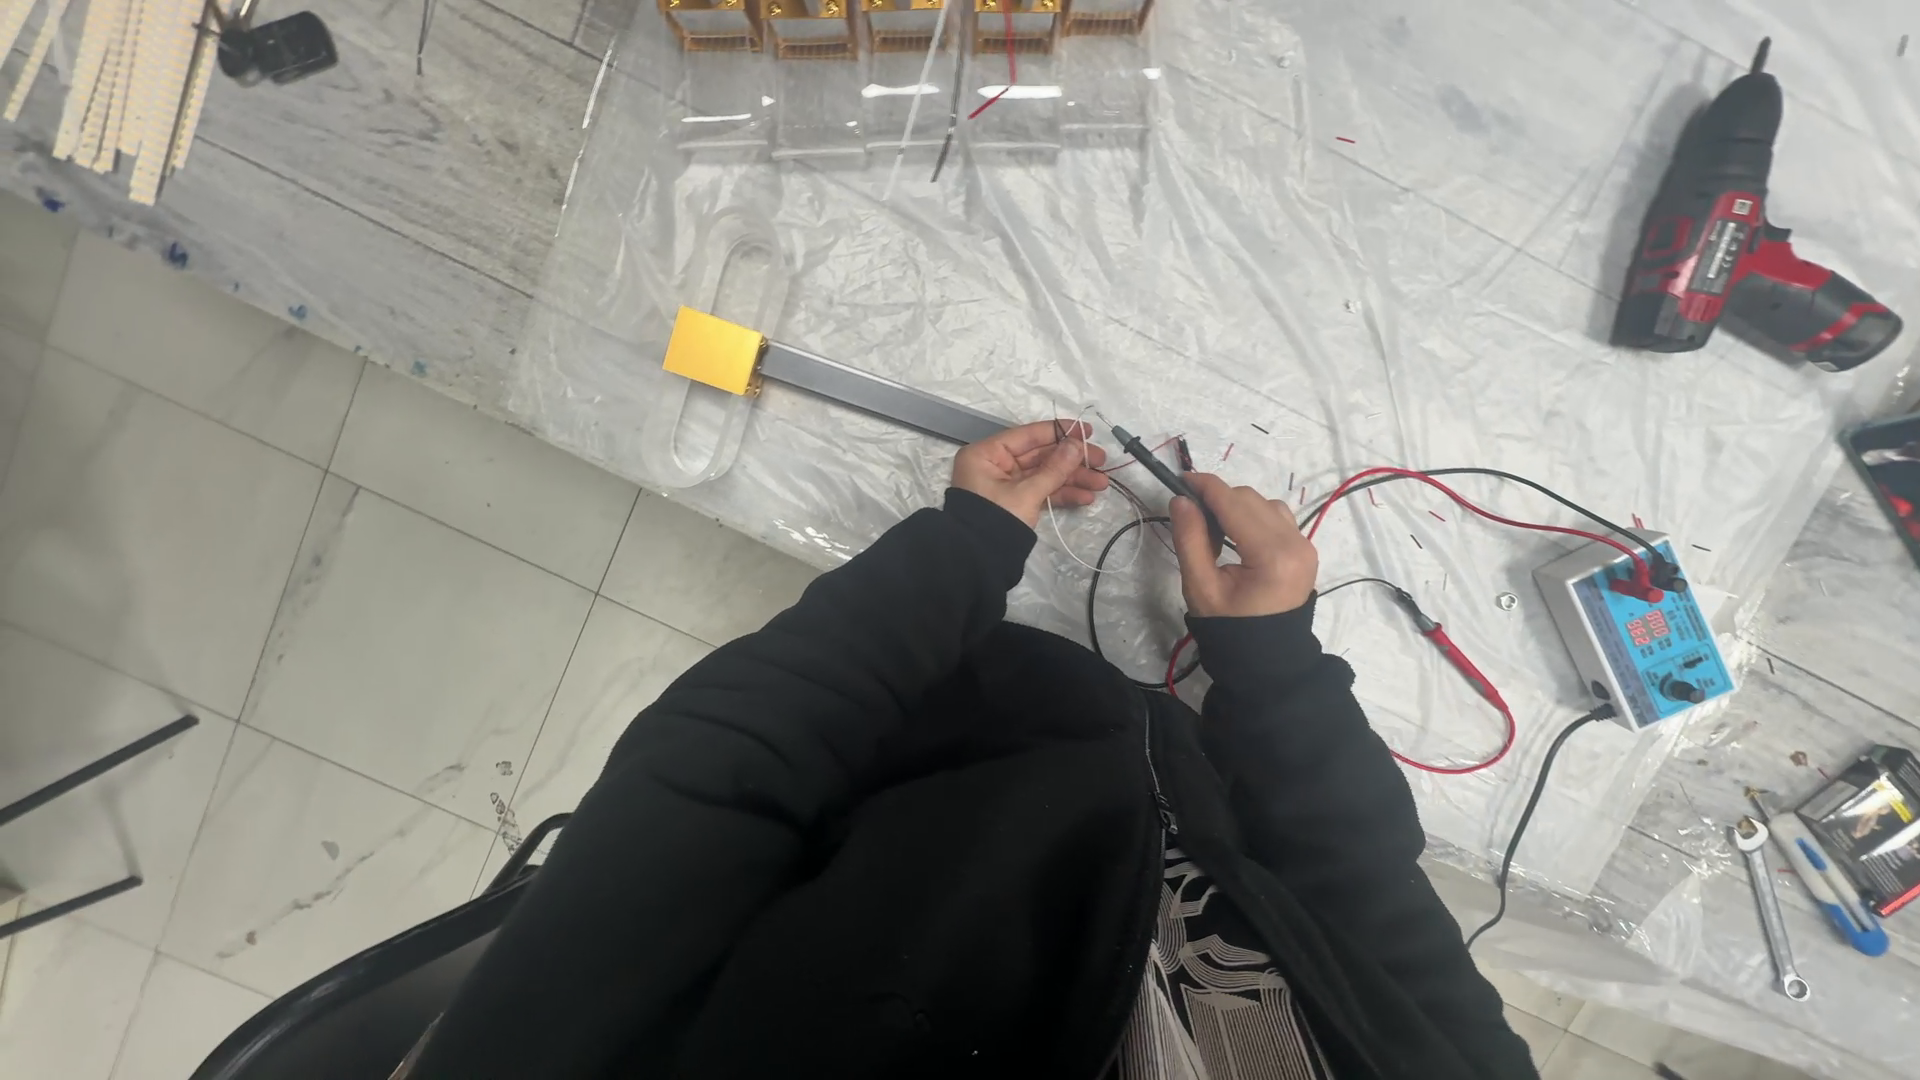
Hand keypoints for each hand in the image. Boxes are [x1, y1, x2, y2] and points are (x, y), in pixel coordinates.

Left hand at [952, 420, 1110, 527]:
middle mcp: (995, 465)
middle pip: (1040, 456)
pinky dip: (1062, 494)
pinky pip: (1041, 492)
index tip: (1087, 430)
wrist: (978, 561)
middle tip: (1102, 460)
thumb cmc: (995, 520)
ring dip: (1073, 479)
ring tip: (1101, 483)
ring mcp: (1006, 485)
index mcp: (987, 454)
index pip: (1028, 435)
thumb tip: (1077, 445)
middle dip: (1072, 461)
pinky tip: (1086, 497)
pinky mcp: (1016, 503)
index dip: (1059, 432)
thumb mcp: (1026, 493)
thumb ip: (1054, 469)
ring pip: (1045, 475)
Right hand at [1170, 473, 1318, 616]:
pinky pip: (1277, 517)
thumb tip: (1181, 500)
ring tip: (1215, 534)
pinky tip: (1237, 537)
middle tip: (1192, 520)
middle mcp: (1295, 543)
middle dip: (1218, 500)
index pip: (1234, 504)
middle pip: (1249, 499)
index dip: (1205, 486)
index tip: (1180, 479)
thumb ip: (1190, 539)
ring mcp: (1304, 545)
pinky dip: (1253, 517)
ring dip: (1236, 508)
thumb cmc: (1228, 625)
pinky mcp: (1304, 549)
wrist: (1265, 657)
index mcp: (1271, 555)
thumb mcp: (1200, 586)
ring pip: (1265, 504)